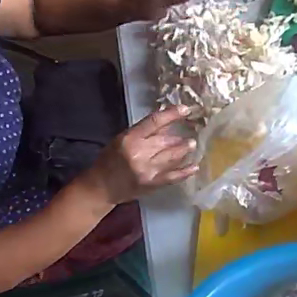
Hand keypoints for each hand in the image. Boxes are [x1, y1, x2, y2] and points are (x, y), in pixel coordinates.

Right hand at [83, 106, 197, 204]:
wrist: (102, 187)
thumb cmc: (109, 160)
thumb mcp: (122, 140)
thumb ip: (143, 132)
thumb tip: (166, 122)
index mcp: (130, 139)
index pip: (154, 122)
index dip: (172, 114)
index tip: (185, 109)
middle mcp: (140, 154)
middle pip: (166, 141)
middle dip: (179, 138)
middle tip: (190, 134)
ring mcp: (148, 170)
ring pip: (172, 157)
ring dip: (184, 150)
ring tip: (192, 145)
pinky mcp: (153, 184)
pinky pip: (173, 177)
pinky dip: (185, 172)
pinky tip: (194, 167)